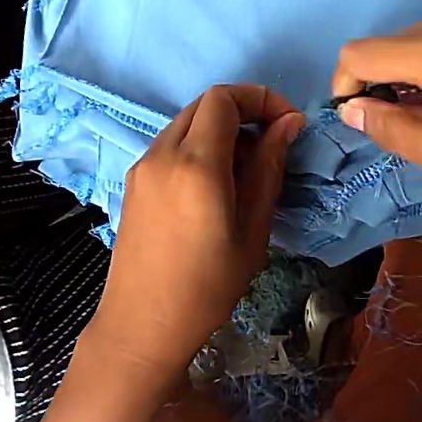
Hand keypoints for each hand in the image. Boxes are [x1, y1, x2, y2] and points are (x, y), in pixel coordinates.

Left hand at [91, 86, 305, 380]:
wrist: (143, 324)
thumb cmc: (208, 286)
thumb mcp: (252, 228)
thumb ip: (269, 167)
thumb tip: (289, 122)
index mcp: (195, 163)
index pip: (224, 98)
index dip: (261, 98)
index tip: (287, 123)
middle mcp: (162, 154)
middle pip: (203, 104)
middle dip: (242, 111)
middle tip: (271, 145)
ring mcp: (142, 166)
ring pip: (185, 123)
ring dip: (219, 130)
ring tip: (245, 170)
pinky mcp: (133, 182)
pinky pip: (169, 146)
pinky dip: (197, 147)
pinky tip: (213, 184)